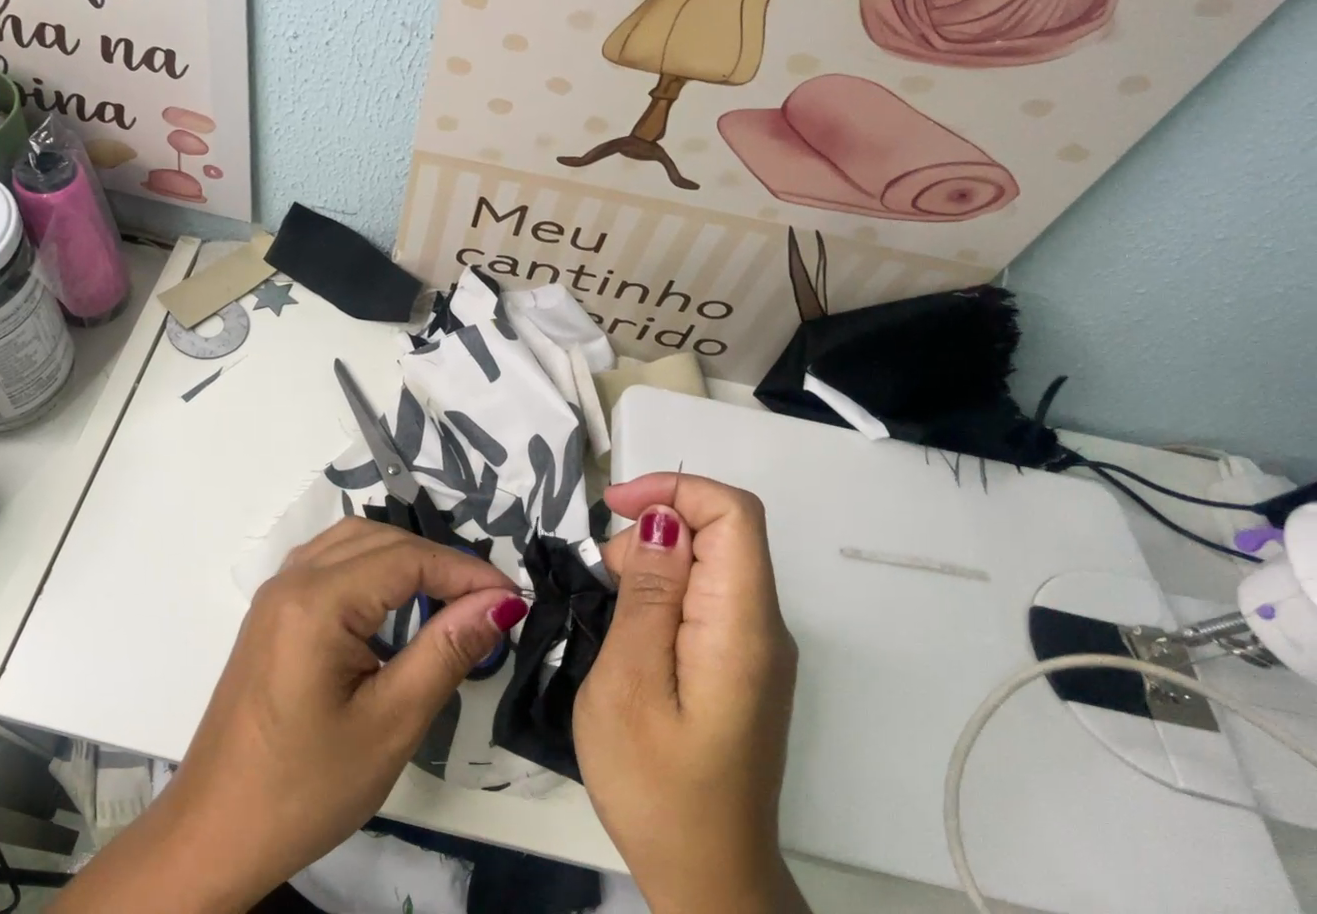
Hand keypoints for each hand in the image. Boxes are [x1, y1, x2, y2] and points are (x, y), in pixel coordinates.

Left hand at [53, 517, 526, 913]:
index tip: (515, 600)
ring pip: (351, 545)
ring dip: (403, 560)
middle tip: (488, 604)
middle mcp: (290, 581)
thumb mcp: (391, 723)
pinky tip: (394, 606)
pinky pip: (327, 566)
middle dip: (438, 562)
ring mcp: (273, 596)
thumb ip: (447, 650)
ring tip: (450, 601)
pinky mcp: (270, 616)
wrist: (217, 831)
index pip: (407, 558)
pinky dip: (370, 570)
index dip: (467, 572)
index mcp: (317, 601)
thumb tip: (501, 601)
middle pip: (378, 540)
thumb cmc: (307, 787)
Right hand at [575, 473, 804, 913]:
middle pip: (722, 535)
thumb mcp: (629, 684)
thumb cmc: (655, 785)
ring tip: (608, 612)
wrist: (705, 873)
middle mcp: (763, 628)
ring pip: (710, 567)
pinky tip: (628, 635)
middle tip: (601, 581)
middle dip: (655, 532)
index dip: (674, 489)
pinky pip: (705, 603)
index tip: (611, 510)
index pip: (734, 514)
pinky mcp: (739, 669)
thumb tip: (665, 524)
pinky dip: (661, 596)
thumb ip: (649, 597)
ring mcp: (756, 651)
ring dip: (653, 565)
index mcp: (741, 626)